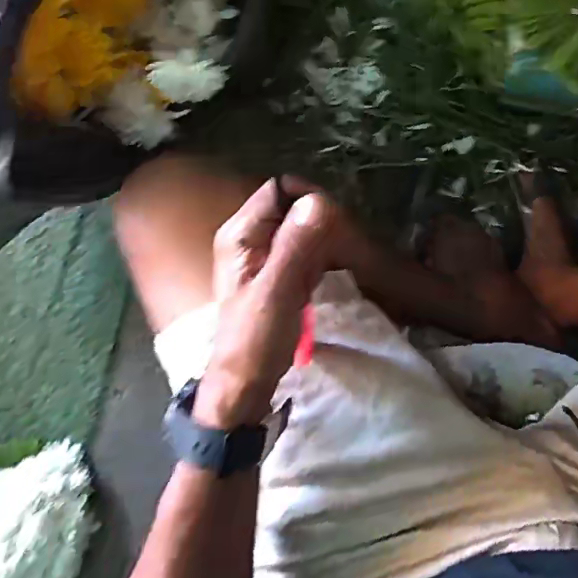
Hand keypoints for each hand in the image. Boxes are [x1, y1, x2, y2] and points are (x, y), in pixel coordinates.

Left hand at [196, 179, 335, 427]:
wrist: (244, 387)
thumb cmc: (254, 341)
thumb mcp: (277, 292)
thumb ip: (296, 246)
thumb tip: (319, 201)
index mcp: (241, 234)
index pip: (279, 189)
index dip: (307, 198)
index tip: (334, 221)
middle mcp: (250, 237)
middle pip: (294, 206)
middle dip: (320, 221)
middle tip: (336, 250)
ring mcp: (265, 255)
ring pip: (303, 228)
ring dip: (323, 241)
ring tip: (329, 268)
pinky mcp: (279, 273)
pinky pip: (306, 250)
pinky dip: (320, 259)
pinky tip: (322, 280)